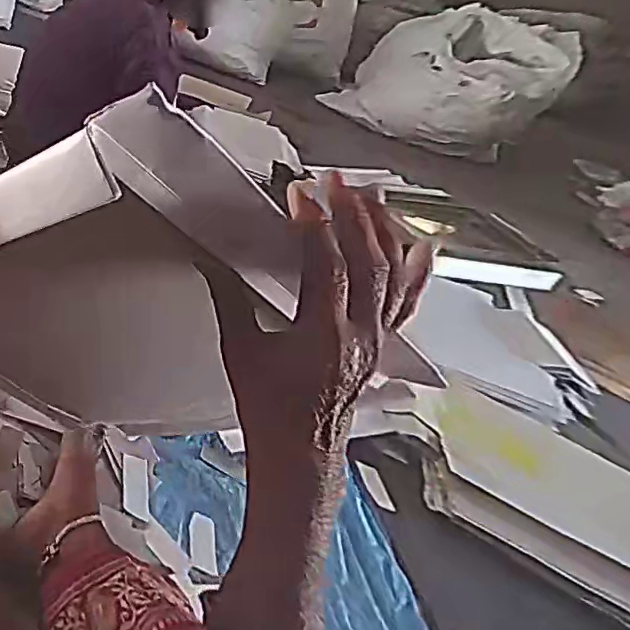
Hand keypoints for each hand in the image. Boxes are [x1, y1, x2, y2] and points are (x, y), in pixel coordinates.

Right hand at [201, 173, 434, 453]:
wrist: (301, 448)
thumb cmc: (270, 407)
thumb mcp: (240, 351)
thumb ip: (228, 300)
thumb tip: (210, 263)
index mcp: (322, 334)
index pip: (326, 264)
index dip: (313, 225)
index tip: (300, 195)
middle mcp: (359, 333)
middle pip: (367, 260)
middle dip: (351, 214)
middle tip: (335, 181)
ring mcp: (377, 337)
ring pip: (392, 275)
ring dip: (380, 229)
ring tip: (369, 195)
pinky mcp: (381, 342)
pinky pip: (407, 301)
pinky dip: (415, 270)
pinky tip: (420, 246)